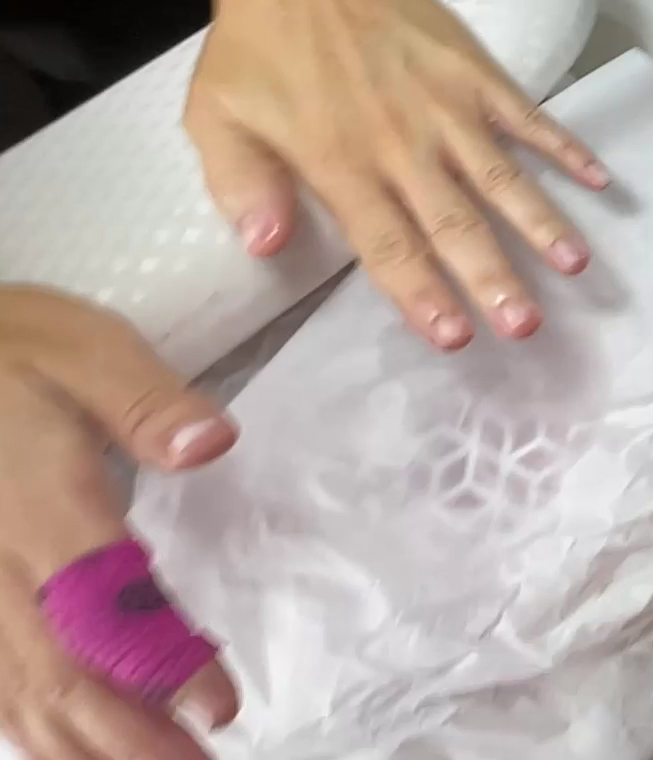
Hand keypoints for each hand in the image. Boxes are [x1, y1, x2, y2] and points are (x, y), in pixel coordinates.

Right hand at [0, 286, 238, 759]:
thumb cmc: (4, 345)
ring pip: (6, 686)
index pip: (102, 609)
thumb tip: (214, 443)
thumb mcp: (85, 350)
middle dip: (123, 734)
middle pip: (50, 671)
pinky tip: (51, 740)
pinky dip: (19, 711)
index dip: (156, 667)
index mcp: (34, 507)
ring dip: (75, 739)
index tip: (218, 708)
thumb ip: (146, 400)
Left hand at [185, 0, 609, 350]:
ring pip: (503, 179)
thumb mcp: (215, 113)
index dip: (420, 292)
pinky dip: (567, 149)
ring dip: (541, 224)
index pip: (386, 241)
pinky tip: (601, 180)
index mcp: (339, 161)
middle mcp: (404, 145)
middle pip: (455, 222)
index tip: (454, 337)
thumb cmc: (264, 48)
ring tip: (575, 264)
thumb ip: (242, 182)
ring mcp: (451, 111)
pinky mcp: (483, 80)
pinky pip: (532, 120)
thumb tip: (268, 248)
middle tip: (525, 324)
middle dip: (491, 276)